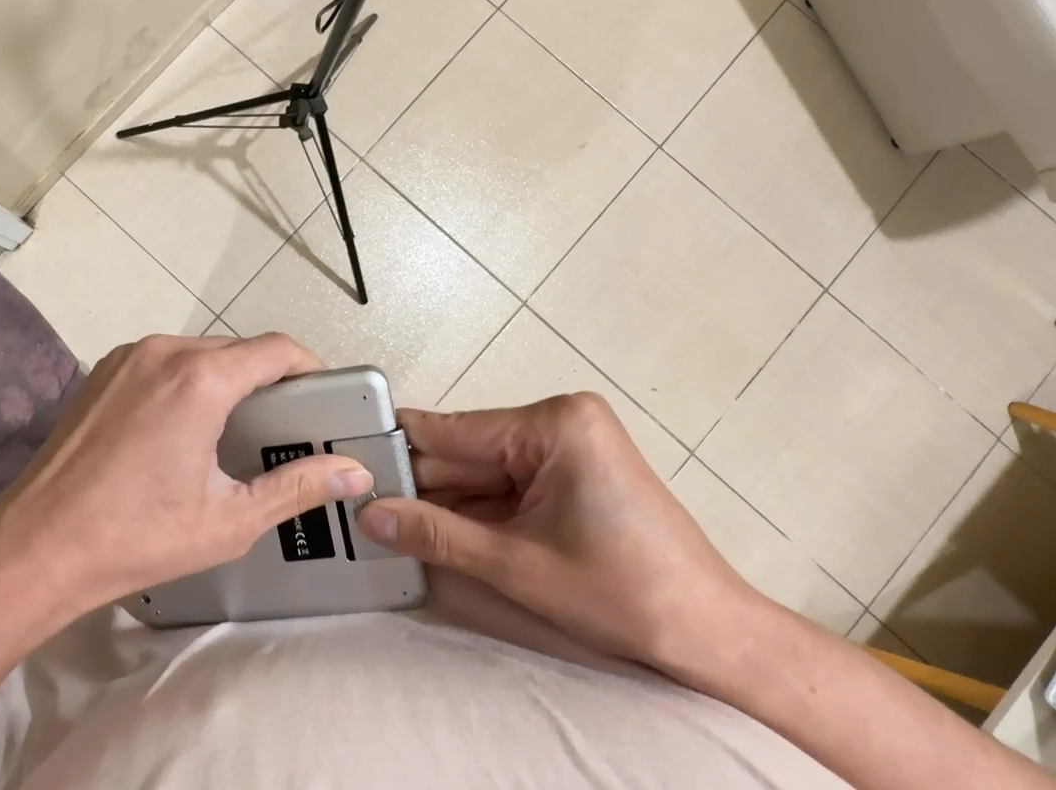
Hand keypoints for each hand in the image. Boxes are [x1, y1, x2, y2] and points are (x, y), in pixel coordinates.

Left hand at [0, 333, 371, 615]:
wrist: (37, 545)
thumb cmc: (138, 536)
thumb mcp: (230, 519)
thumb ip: (297, 488)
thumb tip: (353, 474)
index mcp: (200, 379)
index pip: (276, 349)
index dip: (310, 368)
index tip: (326, 399)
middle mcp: (163, 352)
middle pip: (237, 350)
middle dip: (269, 381)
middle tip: (287, 428)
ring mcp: (126, 358)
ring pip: (198, 353)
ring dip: (227, 380)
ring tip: (239, 432)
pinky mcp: (102, 372)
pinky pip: (163, 363)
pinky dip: (187, 382)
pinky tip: (186, 429)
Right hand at [358, 393, 761, 674]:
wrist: (711, 635)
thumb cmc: (626, 594)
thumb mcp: (515, 565)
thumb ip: (435, 534)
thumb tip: (369, 515)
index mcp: (553, 424)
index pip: (451, 431)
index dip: (396, 451)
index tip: (345, 462)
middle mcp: (559, 421)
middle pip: (464, 450)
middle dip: (417, 483)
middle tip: (356, 505)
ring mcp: (567, 446)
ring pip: (480, 471)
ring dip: (442, 501)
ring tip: (382, 520)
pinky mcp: (569, 473)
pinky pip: (504, 484)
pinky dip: (473, 510)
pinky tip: (431, 529)